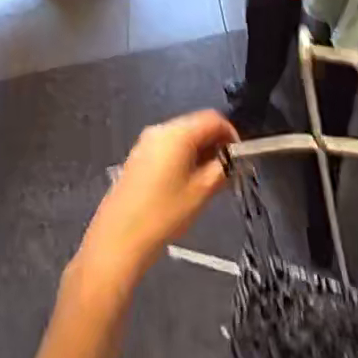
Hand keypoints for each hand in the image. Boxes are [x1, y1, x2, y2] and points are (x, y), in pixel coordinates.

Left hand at [75, 111, 238, 281]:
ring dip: (199, 150)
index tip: (239, 156)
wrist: (118, 239)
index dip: (231, 134)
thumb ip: (223, 169)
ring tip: (208, 179)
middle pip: (196, 124)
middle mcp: (160, 130)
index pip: (213, 119)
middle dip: (215, 143)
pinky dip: (182, 156)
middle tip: (226, 170)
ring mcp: (145, 142)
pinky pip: (167, 146)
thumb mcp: (201, 192)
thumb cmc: (164, 214)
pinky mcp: (137, 156)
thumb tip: (233, 160)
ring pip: (182, 136)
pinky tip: (185, 182)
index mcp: (177, 134)